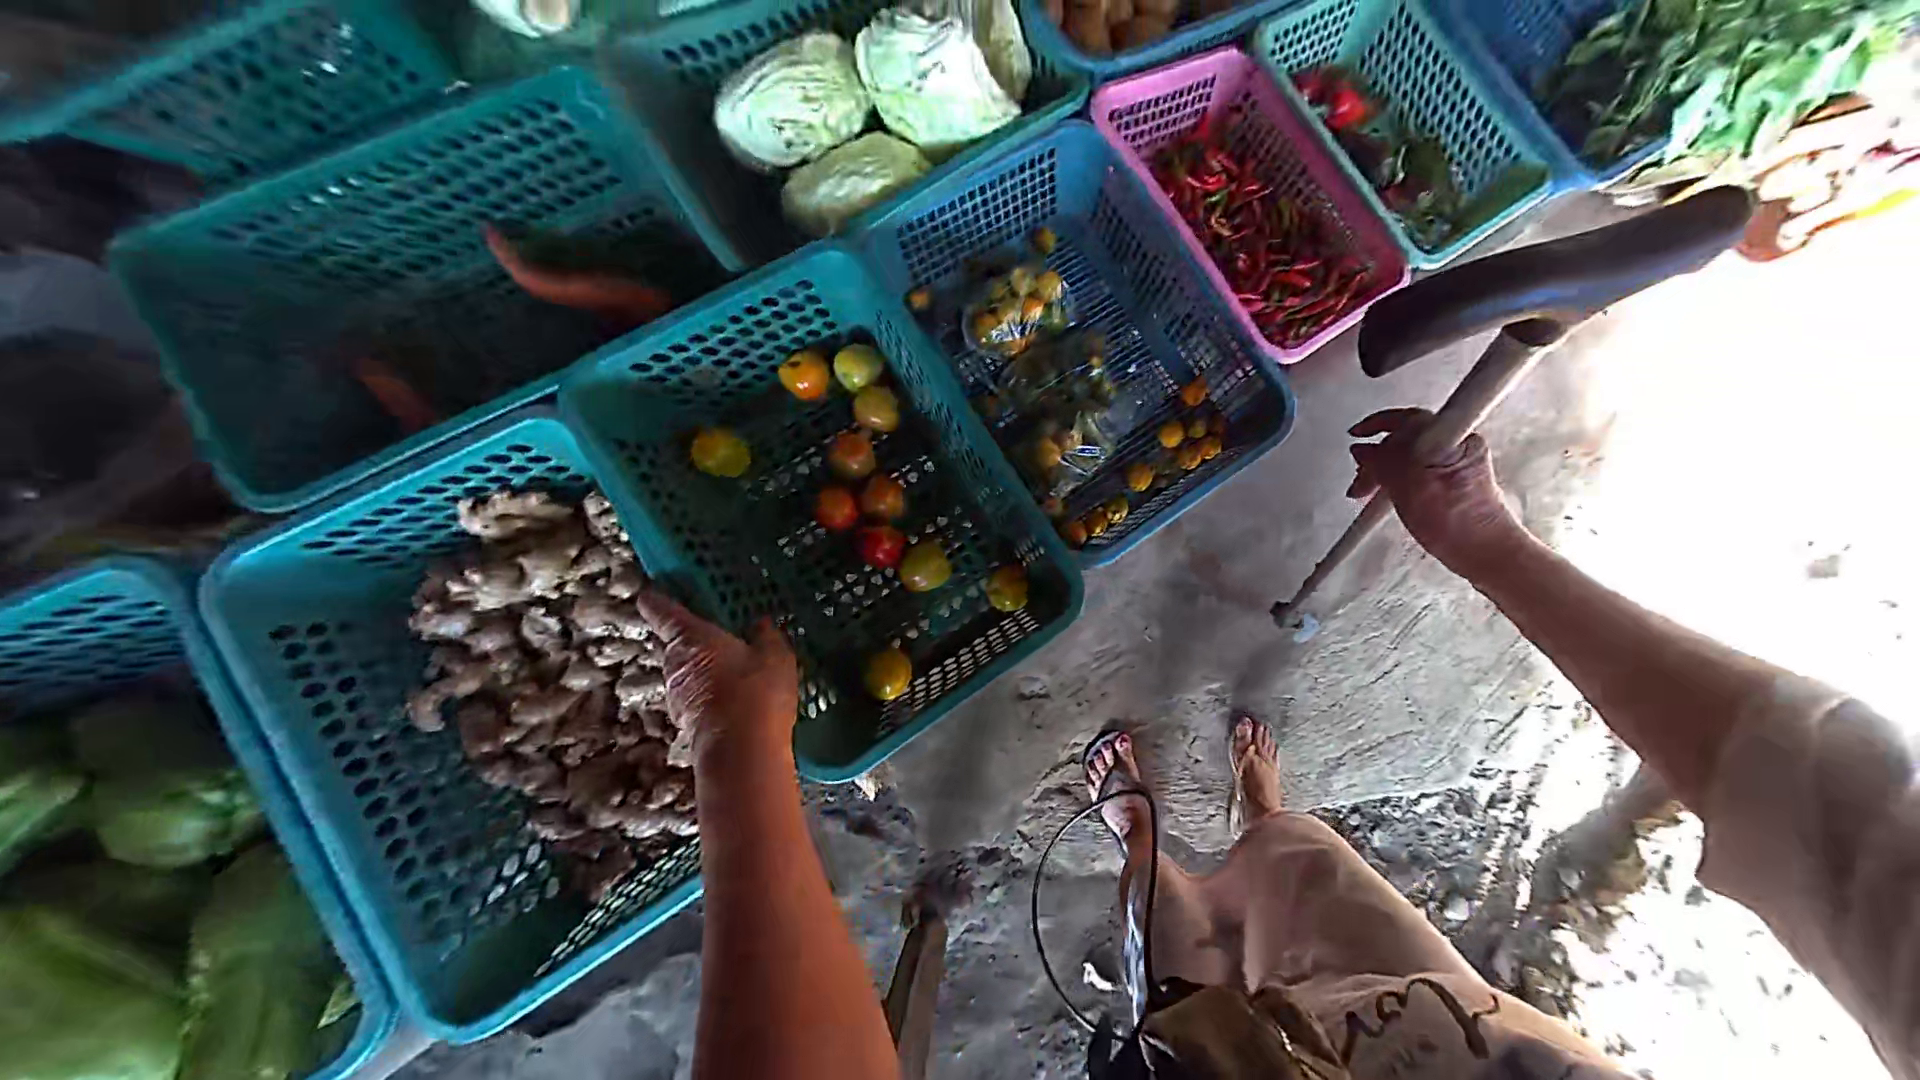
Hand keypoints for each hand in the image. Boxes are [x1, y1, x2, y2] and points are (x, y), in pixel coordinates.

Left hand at [634, 588, 798, 766]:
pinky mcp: (685, 721)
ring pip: (685, 671)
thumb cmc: (755, 690)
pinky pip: (696, 696)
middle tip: (718, 631)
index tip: (654, 590)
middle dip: (693, 638)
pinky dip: (709, 692)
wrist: (743, 751)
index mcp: (690, 636)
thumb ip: (766, 636)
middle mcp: (674, 662)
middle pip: (674, 642)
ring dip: (702, 667)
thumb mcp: (774, 655)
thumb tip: (761, 623)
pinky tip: (734, 695)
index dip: (657, 598)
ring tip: (731, 666)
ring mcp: (676, 695)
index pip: (660, 609)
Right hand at [1346, 408, 1531, 576]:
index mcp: (1453, 438)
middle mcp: (1459, 445)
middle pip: (1405, 439)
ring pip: (1407, 455)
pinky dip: (1395, 480)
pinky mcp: (1455, 479)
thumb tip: (1364, 449)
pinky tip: (1384, 495)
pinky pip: (1416, 469)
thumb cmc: (1456, 525)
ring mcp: (1457, 462)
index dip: (1378, 424)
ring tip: (1367, 492)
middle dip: (1376, 456)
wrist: (1484, 552)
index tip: (1358, 433)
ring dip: (1382, 471)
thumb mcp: (1409, 486)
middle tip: (1360, 478)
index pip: (1408, 419)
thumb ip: (1383, 461)